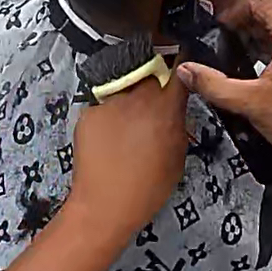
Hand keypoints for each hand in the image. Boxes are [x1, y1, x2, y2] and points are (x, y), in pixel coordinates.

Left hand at [64, 73, 190, 243]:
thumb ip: (177, 124)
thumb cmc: (149, 186)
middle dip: (154, 84)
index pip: (179, 71)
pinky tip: (109, 139)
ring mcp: (110, 103)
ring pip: (125, 91)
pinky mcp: (88, 113)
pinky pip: (104, 107)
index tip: (183, 66)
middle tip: (154, 105)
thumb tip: (174, 111)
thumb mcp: (178, 155)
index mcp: (166, 107)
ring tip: (128, 128)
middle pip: (150, 75)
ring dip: (130, 102)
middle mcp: (138, 98)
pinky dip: (108, 118)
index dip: (182, 66)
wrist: (105, 204)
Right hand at [176, 0, 271, 170]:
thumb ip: (214, 84)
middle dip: (242, 26)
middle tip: (222, 48)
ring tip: (236, 62)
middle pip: (269, 9)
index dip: (232, 11)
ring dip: (256, 39)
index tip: (217, 32)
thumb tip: (188, 71)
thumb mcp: (253, 104)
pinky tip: (257, 73)